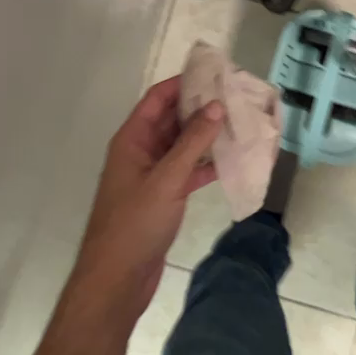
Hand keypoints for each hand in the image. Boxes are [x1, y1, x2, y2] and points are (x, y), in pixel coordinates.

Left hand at [69, 77, 222, 317]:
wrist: (116, 281)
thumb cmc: (135, 224)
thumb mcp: (167, 179)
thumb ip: (192, 142)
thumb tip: (216, 105)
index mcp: (132, 139)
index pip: (158, 98)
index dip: (183, 82)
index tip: (215, 73)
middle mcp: (140, 151)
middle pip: (172, 119)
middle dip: (201, 108)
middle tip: (235, 97)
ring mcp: (151, 175)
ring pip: (182, 145)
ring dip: (206, 136)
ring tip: (239, 124)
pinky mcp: (163, 197)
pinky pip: (186, 170)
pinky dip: (205, 164)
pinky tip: (230, 160)